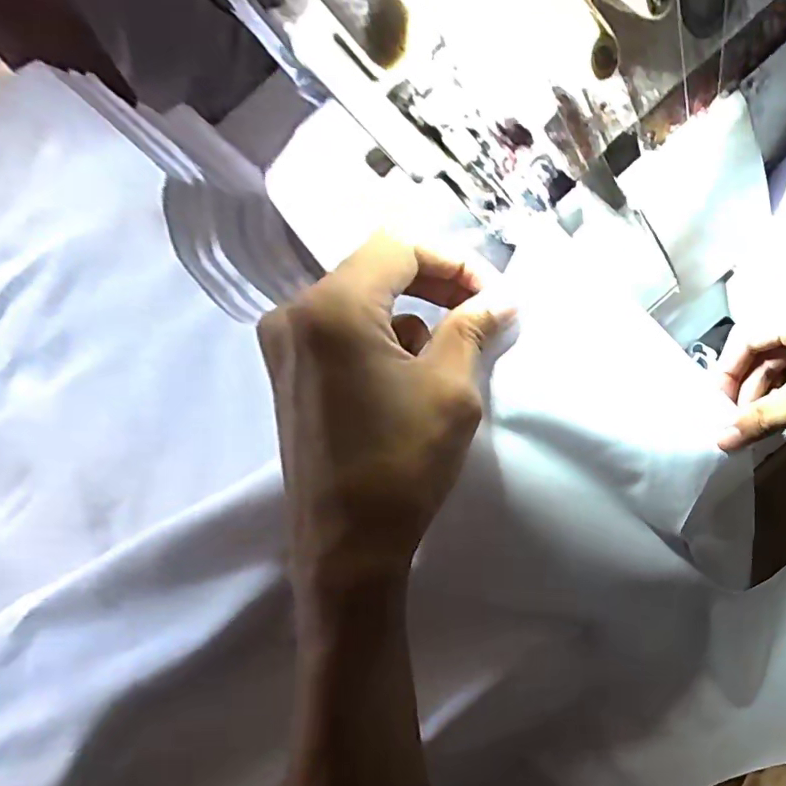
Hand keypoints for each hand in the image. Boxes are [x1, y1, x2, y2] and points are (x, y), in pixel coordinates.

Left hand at [258, 235, 511, 590]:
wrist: (348, 538)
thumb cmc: (404, 461)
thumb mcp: (452, 390)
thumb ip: (471, 331)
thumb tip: (499, 299)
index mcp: (332, 308)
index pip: (397, 247)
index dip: (455, 260)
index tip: (494, 296)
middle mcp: (295, 312)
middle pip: (375, 269)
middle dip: (437, 283)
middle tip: (486, 313)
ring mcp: (286, 344)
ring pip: (362, 302)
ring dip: (415, 314)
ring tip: (458, 350)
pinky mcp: (292, 374)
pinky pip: (345, 333)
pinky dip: (388, 339)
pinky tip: (417, 375)